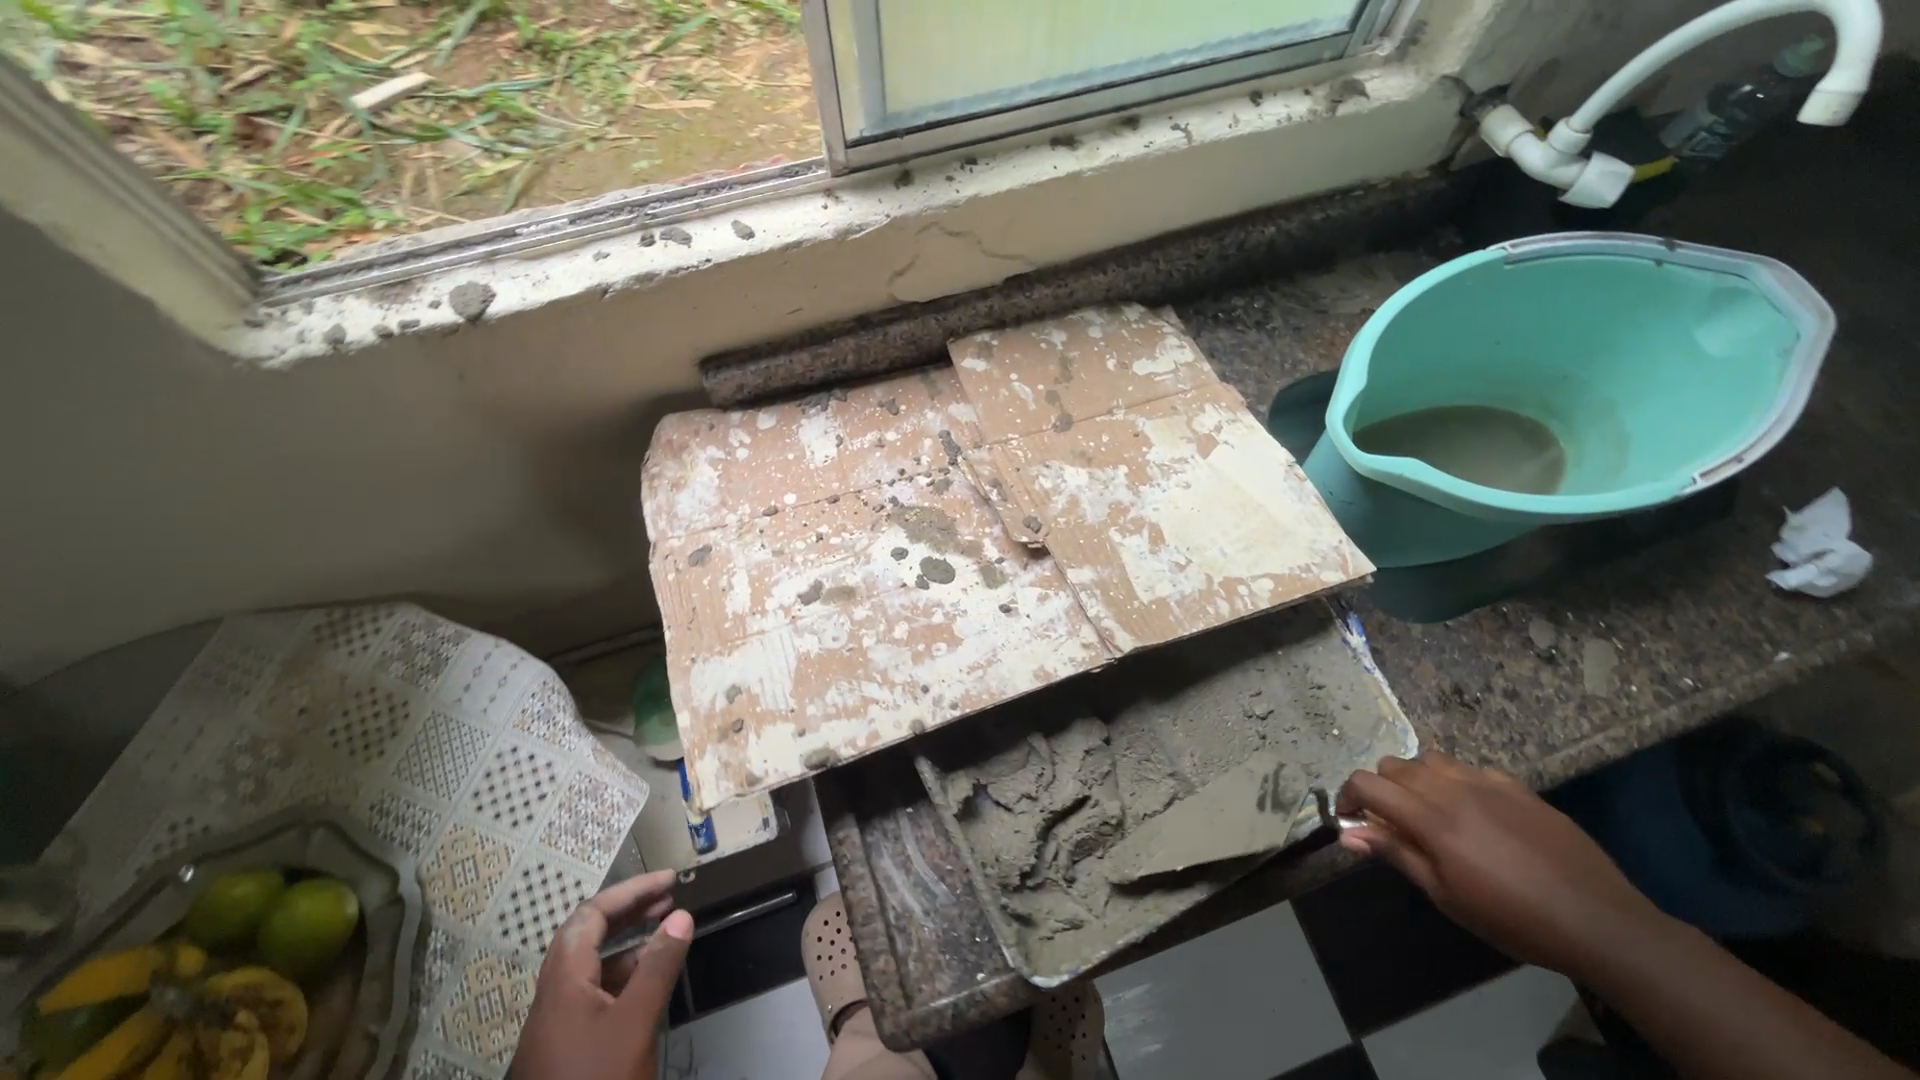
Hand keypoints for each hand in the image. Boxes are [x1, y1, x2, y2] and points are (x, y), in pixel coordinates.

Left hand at [511, 870, 694, 1079]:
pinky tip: (648, 981)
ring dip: (628, 942)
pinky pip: (595, 992)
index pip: (592, 915)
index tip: (670, 881)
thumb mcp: (635, 1024)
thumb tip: (681, 916)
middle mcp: (554, 993)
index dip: (630, 891)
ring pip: (591, 965)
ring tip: (666, 931)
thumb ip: (658, 967)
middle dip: (629, 910)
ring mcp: (558, 1022)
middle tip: (670, 896)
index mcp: (563, 980)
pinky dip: (624, 974)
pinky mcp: (567, 1046)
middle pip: (587, 935)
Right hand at [1337, 752, 1665, 978]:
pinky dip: (1457, 782)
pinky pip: (1472, 769)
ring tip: (1428, 811)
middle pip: (1395, 765)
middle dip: (1381, 787)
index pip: (1368, 783)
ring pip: (1432, 759)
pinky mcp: (1520, 788)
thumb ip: (1396, 855)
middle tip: (1390, 822)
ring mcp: (1490, 784)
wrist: (1598, 922)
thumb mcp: (1446, 896)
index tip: (1350, 820)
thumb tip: (1349, 834)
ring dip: (1417, 778)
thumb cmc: (1513, 920)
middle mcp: (1455, 791)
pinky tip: (1473, 813)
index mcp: (1432, 820)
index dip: (1347, 797)